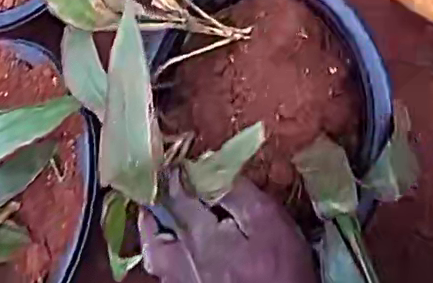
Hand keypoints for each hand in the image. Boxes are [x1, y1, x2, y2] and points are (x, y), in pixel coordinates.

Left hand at [139, 175, 317, 282]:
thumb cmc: (280, 270)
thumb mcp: (268, 221)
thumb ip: (239, 193)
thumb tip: (216, 169)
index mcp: (201, 238)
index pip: (178, 199)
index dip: (174, 177)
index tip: (173, 162)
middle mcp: (186, 264)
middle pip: (155, 236)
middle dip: (152, 212)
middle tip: (151, 195)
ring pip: (157, 261)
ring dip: (152, 238)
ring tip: (154, 223)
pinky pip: (168, 280)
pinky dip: (166, 262)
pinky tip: (177, 257)